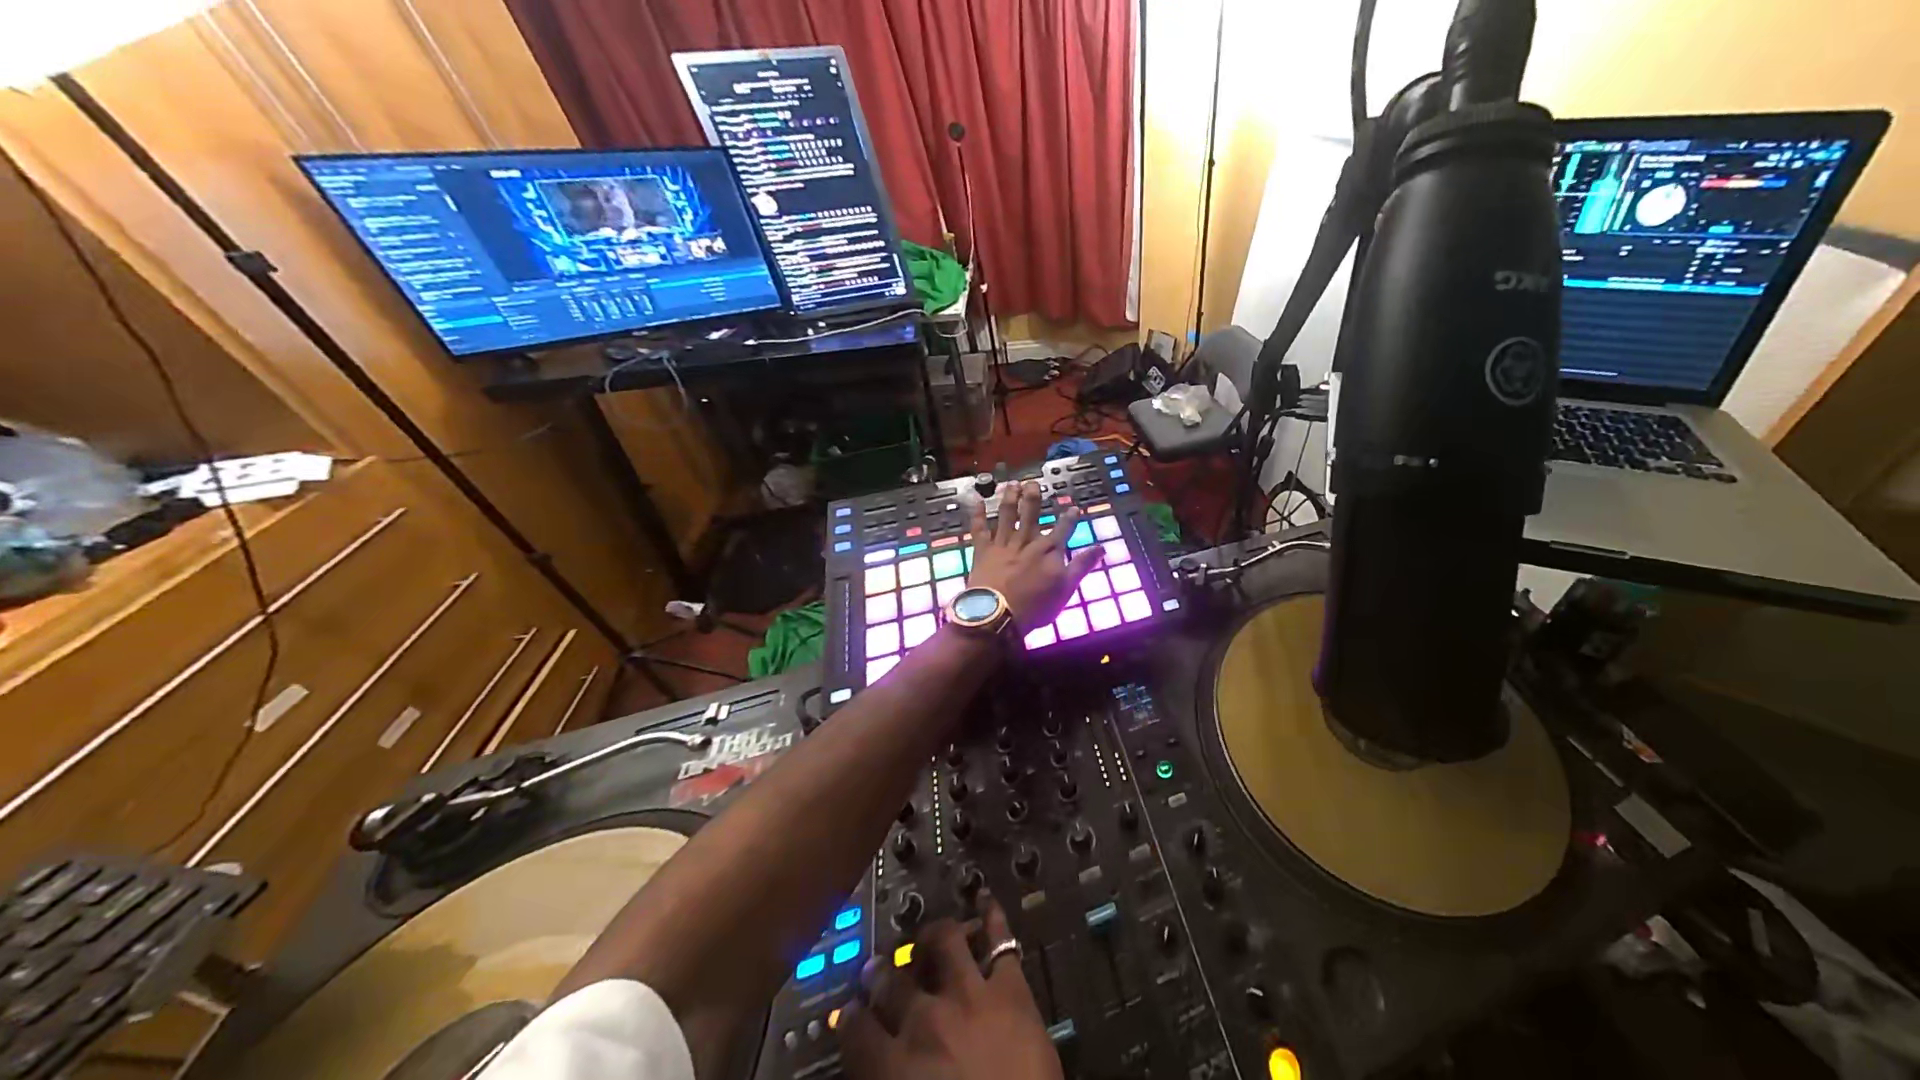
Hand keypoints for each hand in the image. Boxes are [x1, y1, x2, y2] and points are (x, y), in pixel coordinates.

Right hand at [841, 901, 1062, 1079]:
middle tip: (880, 970)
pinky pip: (1000, 944)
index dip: (850, 1019)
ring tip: (930, 936)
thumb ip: (886, 1079)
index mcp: (891, 1065)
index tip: (850, 1013)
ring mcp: (969, 997)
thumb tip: (875, 1065)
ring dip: (932, 938)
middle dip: (881, 974)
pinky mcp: (1011, 991)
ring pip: (942, 945)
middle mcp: (923, 1020)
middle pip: (892, 982)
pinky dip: (993, 920)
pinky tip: (987, 902)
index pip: (855, 1030)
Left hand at [965, 481, 1100, 630]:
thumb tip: (1101, 548)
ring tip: (1012, 484)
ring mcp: (1003, 544)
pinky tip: (978, 501)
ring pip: (1007, 515)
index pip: (1062, 530)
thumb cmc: (1034, 606)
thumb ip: (1081, 566)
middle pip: (1031, 515)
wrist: (998, 614)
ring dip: (1010, 498)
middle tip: (1033, 483)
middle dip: (1033, 498)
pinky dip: (978, 515)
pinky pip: (979, 529)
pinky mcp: (983, 551)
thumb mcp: (1065, 589)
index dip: (1069, 518)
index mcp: (1047, 551)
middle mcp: (1026, 542)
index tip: (1073, 507)